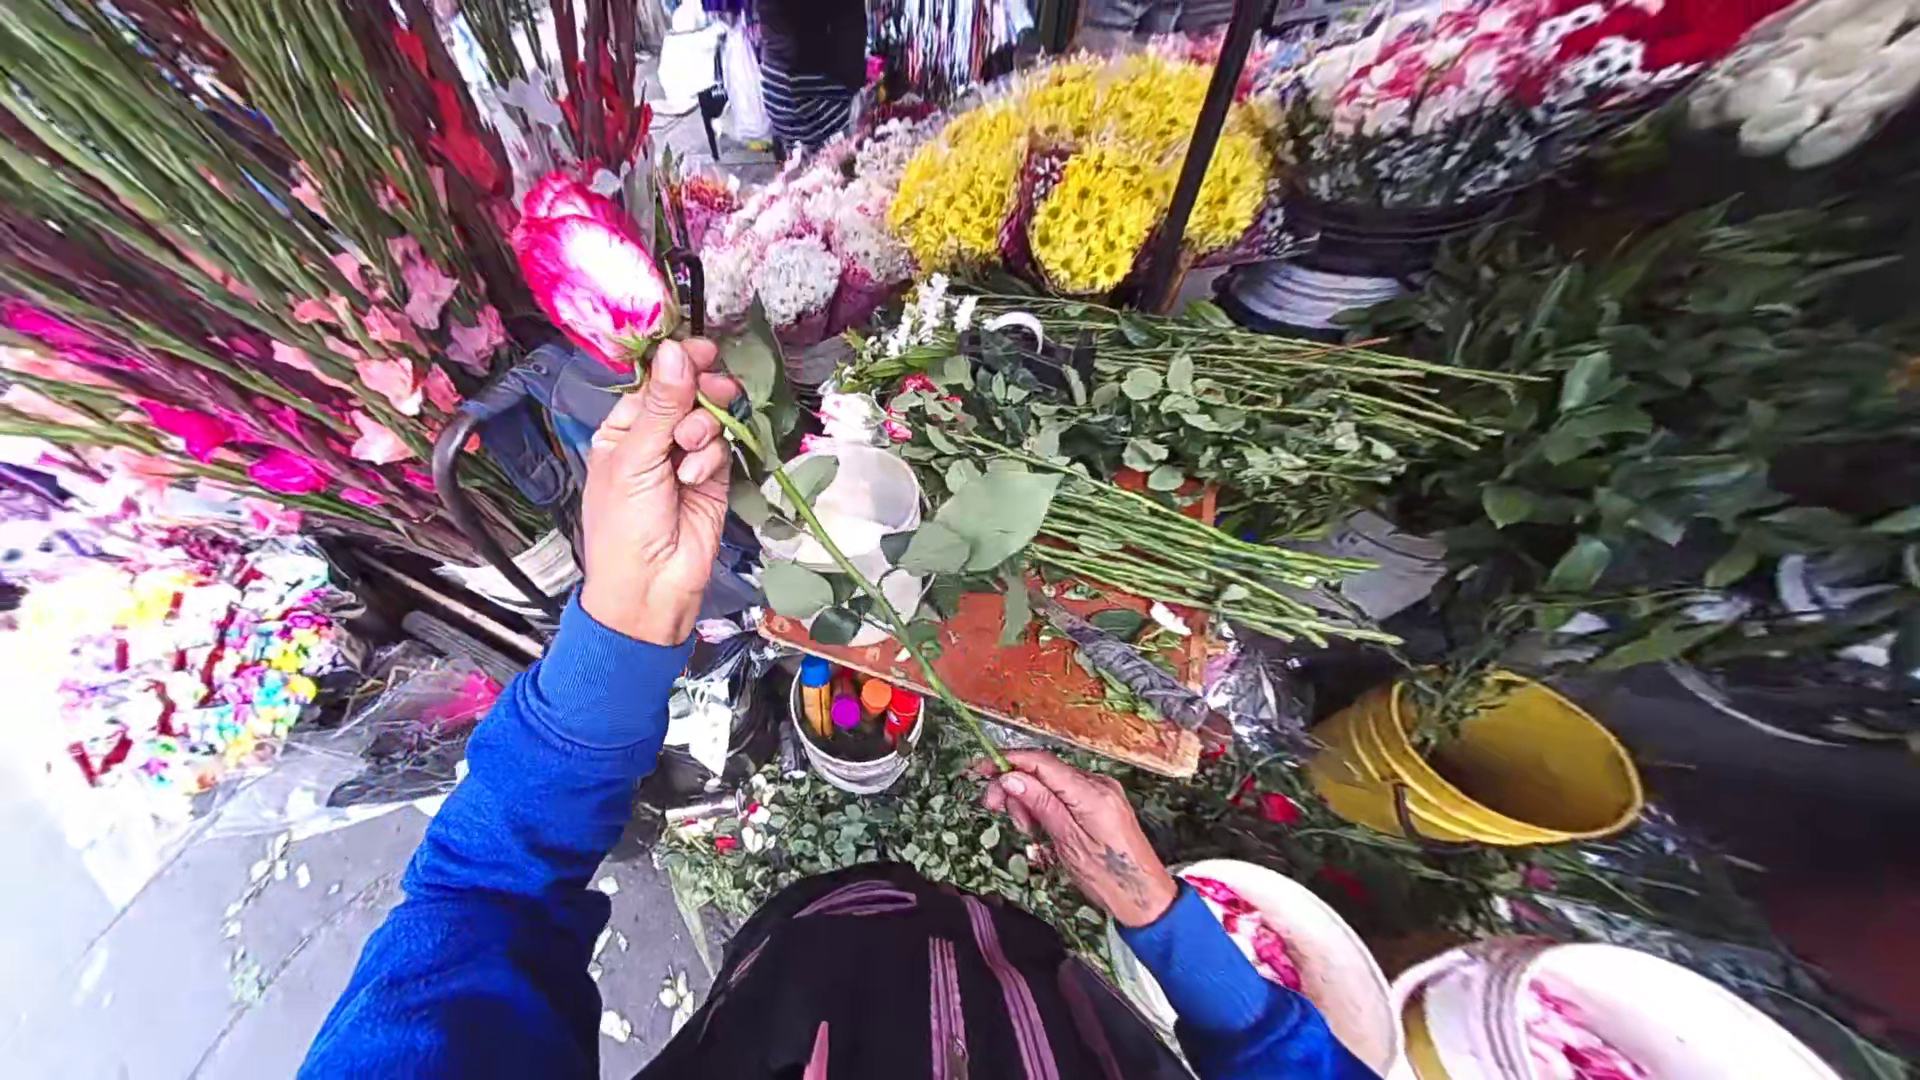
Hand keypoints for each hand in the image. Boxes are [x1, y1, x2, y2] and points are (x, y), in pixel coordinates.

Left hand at [579, 338, 739, 645]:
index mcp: (624, 429)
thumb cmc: (624, 525)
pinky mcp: (715, 478)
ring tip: (689, 453)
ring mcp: (688, 459)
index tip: (702, 350)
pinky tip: (697, 478)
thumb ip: (661, 406)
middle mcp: (657, 439)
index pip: (653, 383)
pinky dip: (712, 459)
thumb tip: (675, 352)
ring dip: (704, 431)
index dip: (676, 365)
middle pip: (688, 397)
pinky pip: (722, 449)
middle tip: (713, 391)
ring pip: (710, 421)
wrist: (654, 583)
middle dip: (700, 394)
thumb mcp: (635, 459)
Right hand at [982, 750, 1178, 927]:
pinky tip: (1040, 826)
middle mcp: (1097, 782)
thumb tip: (1010, 777)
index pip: (1042, 762)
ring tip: (1026, 830)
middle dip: (1016, 785)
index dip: (1008, 761)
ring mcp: (1100, 789)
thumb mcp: (1068, 844)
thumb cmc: (1108, 879)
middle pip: (1044, 769)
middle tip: (996, 810)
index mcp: (1091, 792)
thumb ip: (1041, 805)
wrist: (1147, 900)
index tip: (980, 769)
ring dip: (1029, 798)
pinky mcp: (1100, 800)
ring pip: (1051, 780)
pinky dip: (1045, 804)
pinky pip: (1063, 791)